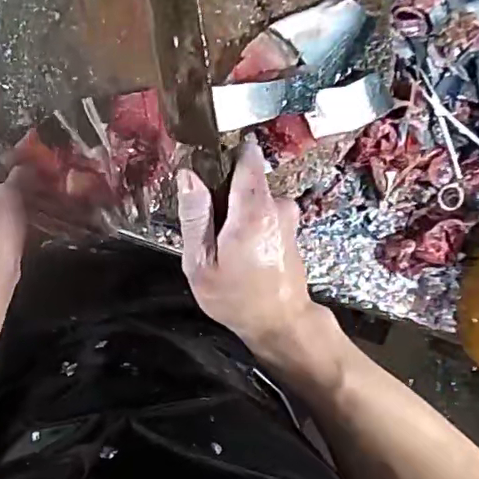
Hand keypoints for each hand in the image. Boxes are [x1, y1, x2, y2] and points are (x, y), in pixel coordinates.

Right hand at [178, 136, 326, 351]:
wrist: (281, 323)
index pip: (246, 155)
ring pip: (252, 197)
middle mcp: (278, 205)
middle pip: (245, 179)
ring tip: (223, 245)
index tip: (205, 167)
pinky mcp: (291, 226)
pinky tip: (240, 251)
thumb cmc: (236, 298)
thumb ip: (194, 216)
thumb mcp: (200, 263)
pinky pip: (263, 211)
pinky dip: (249, 223)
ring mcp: (288, 215)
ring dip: (236, 213)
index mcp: (253, 209)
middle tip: (208, 228)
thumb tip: (187, 175)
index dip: (223, 155)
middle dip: (224, 194)